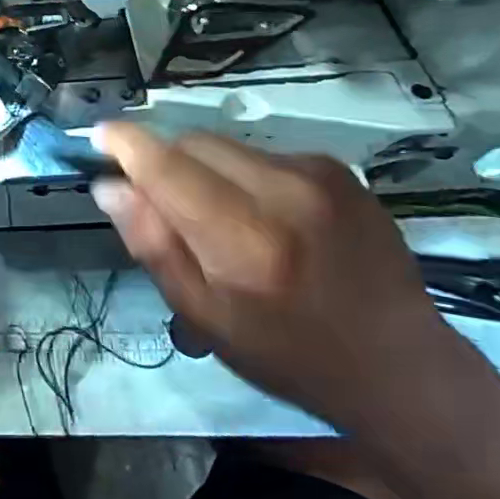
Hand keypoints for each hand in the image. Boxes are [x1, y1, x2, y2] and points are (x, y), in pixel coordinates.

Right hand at [92, 124, 457, 419]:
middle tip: (162, 200)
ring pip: (228, 145)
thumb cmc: (290, 354)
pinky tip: (265, 215)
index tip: (99, 135)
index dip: (128, 144)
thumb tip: (109, 187)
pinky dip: (244, 174)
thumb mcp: (208, 318)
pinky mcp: (336, 168)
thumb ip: (154, 246)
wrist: (399, 363)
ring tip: (222, 217)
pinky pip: (263, 154)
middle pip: (195, 143)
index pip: (168, 167)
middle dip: (166, 160)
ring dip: (205, 168)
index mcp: (244, 241)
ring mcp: (316, 173)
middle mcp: (282, 191)